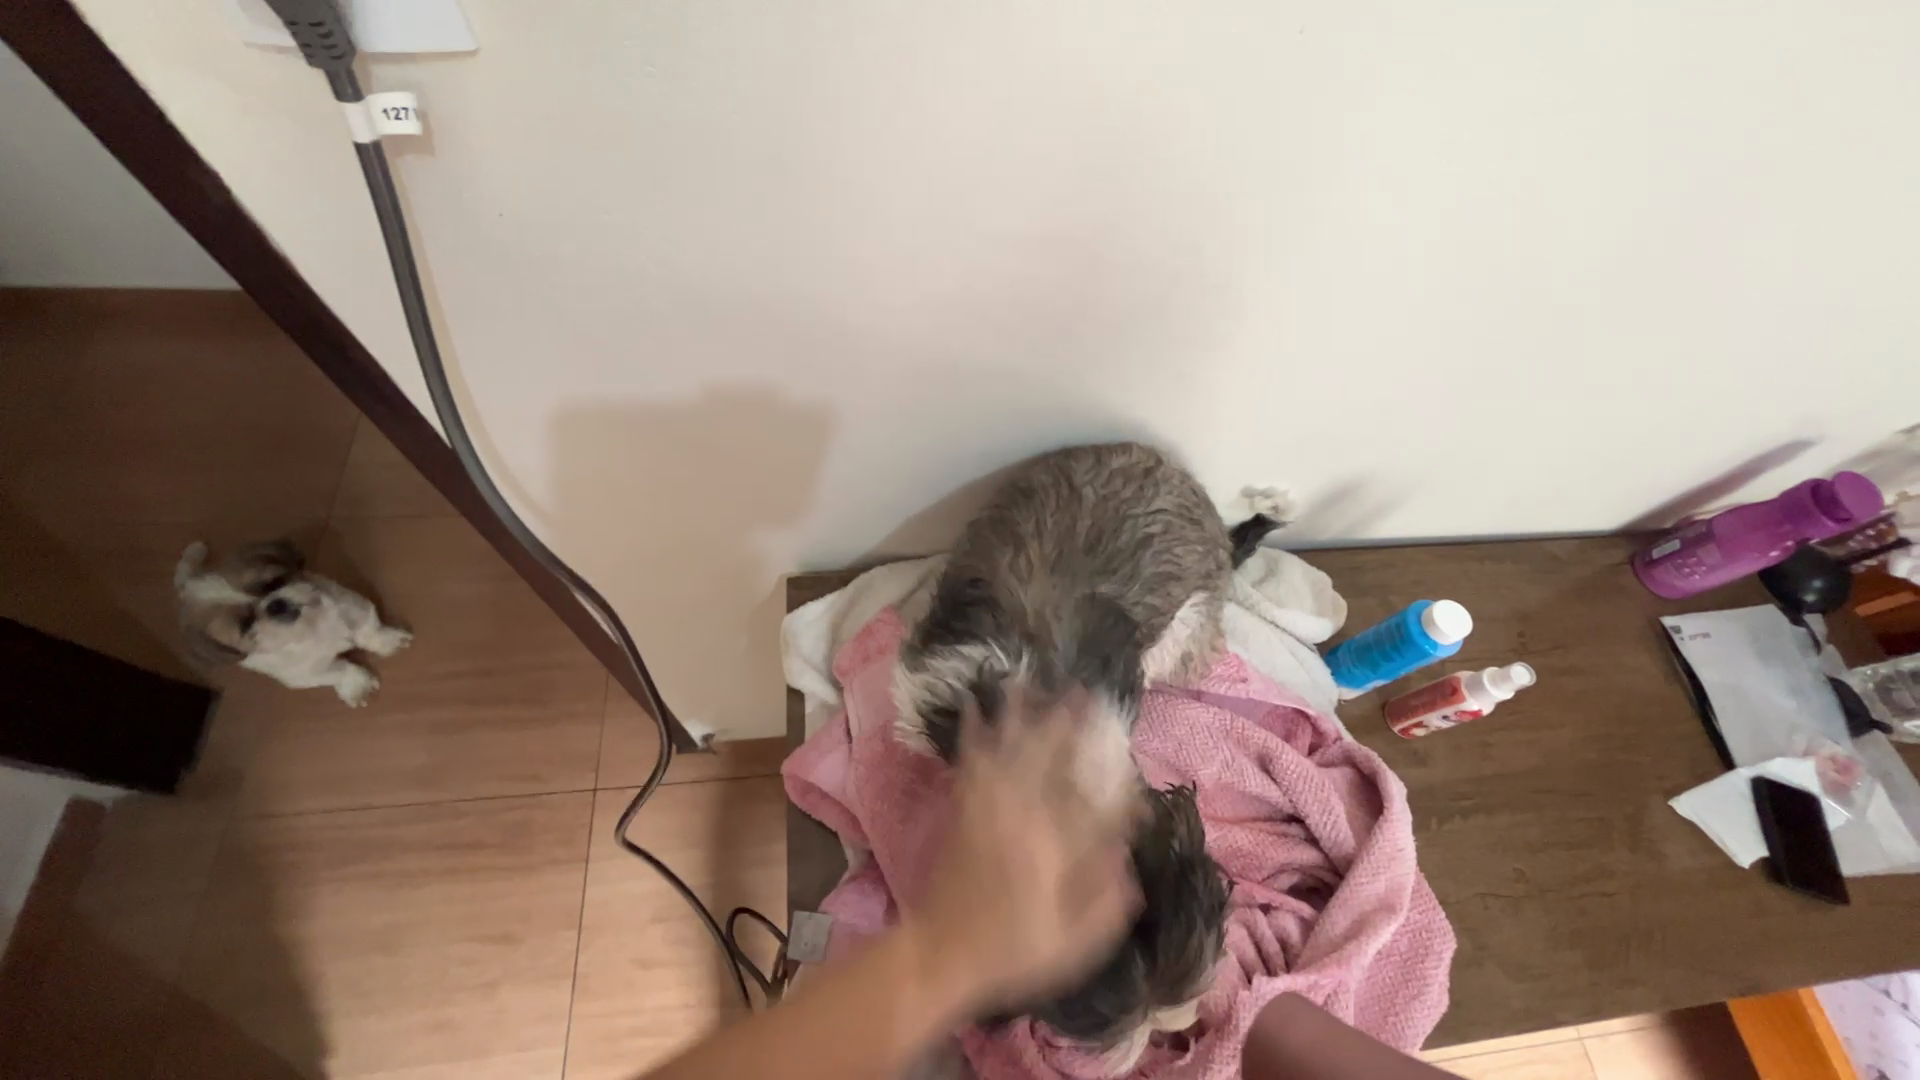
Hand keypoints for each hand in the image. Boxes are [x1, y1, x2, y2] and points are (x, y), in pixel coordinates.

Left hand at [903, 685, 1141, 1010]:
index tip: (1128, 757)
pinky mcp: (962, 806)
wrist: (940, 952)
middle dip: (1067, 720)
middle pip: (1049, 755)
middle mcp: (1021, 812)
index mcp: (1054, 844)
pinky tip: (973, 705)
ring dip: (1020, 712)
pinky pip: (970, 757)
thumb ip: (1107, 899)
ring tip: (1029, 679)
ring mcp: (987, 804)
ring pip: (1007, 746)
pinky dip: (974, 729)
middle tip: (1083, 690)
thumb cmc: (1012, 949)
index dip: (1115, 777)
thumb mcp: (1073, 942)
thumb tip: (1128, 856)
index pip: (1093, 799)